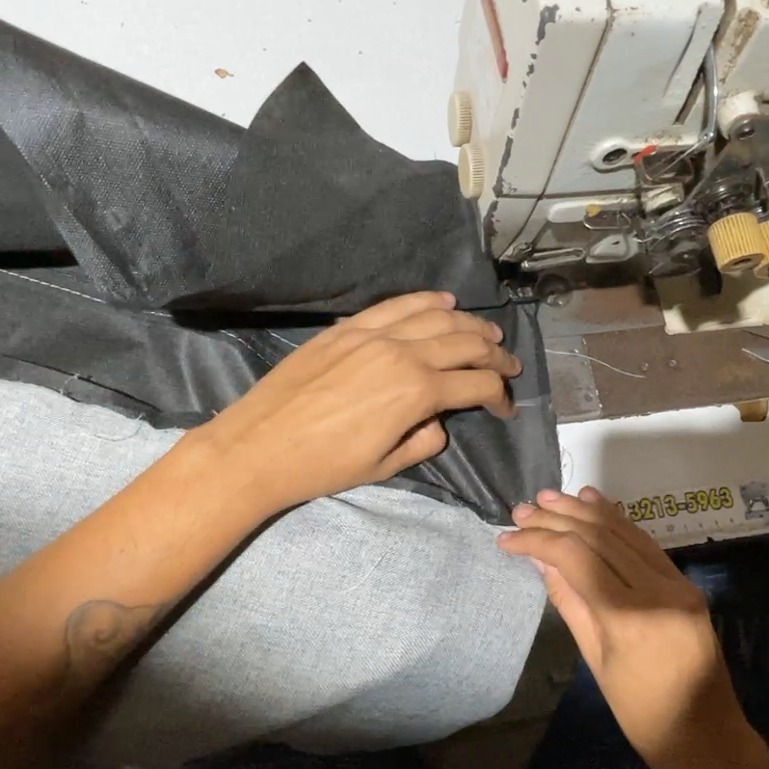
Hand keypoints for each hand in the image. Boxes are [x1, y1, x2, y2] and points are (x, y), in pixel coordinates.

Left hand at [191, 291, 519, 514]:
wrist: (259, 446)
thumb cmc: (323, 466)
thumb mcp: (384, 466)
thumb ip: (424, 440)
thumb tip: (436, 420)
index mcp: (416, 392)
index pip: (477, 385)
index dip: (500, 396)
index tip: (505, 408)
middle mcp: (402, 353)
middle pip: (466, 343)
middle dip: (496, 355)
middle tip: (510, 365)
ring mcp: (372, 334)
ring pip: (436, 316)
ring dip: (470, 323)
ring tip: (488, 332)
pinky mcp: (347, 328)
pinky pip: (396, 305)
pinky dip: (426, 301)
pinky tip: (444, 303)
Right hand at [496, 488, 745, 766]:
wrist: (705, 736)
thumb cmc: (640, 713)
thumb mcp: (595, 660)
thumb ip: (569, 602)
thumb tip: (540, 560)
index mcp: (629, 616)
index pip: (577, 557)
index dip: (538, 541)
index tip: (507, 538)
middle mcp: (658, 589)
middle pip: (600, 537)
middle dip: (557, 519)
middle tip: (522, 510)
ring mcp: (677, 583)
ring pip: (624, 532)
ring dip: (584, 511)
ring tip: (549, 499)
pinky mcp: (685, 584)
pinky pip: (646, 544)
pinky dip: (617, 521)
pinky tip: (594, 503)